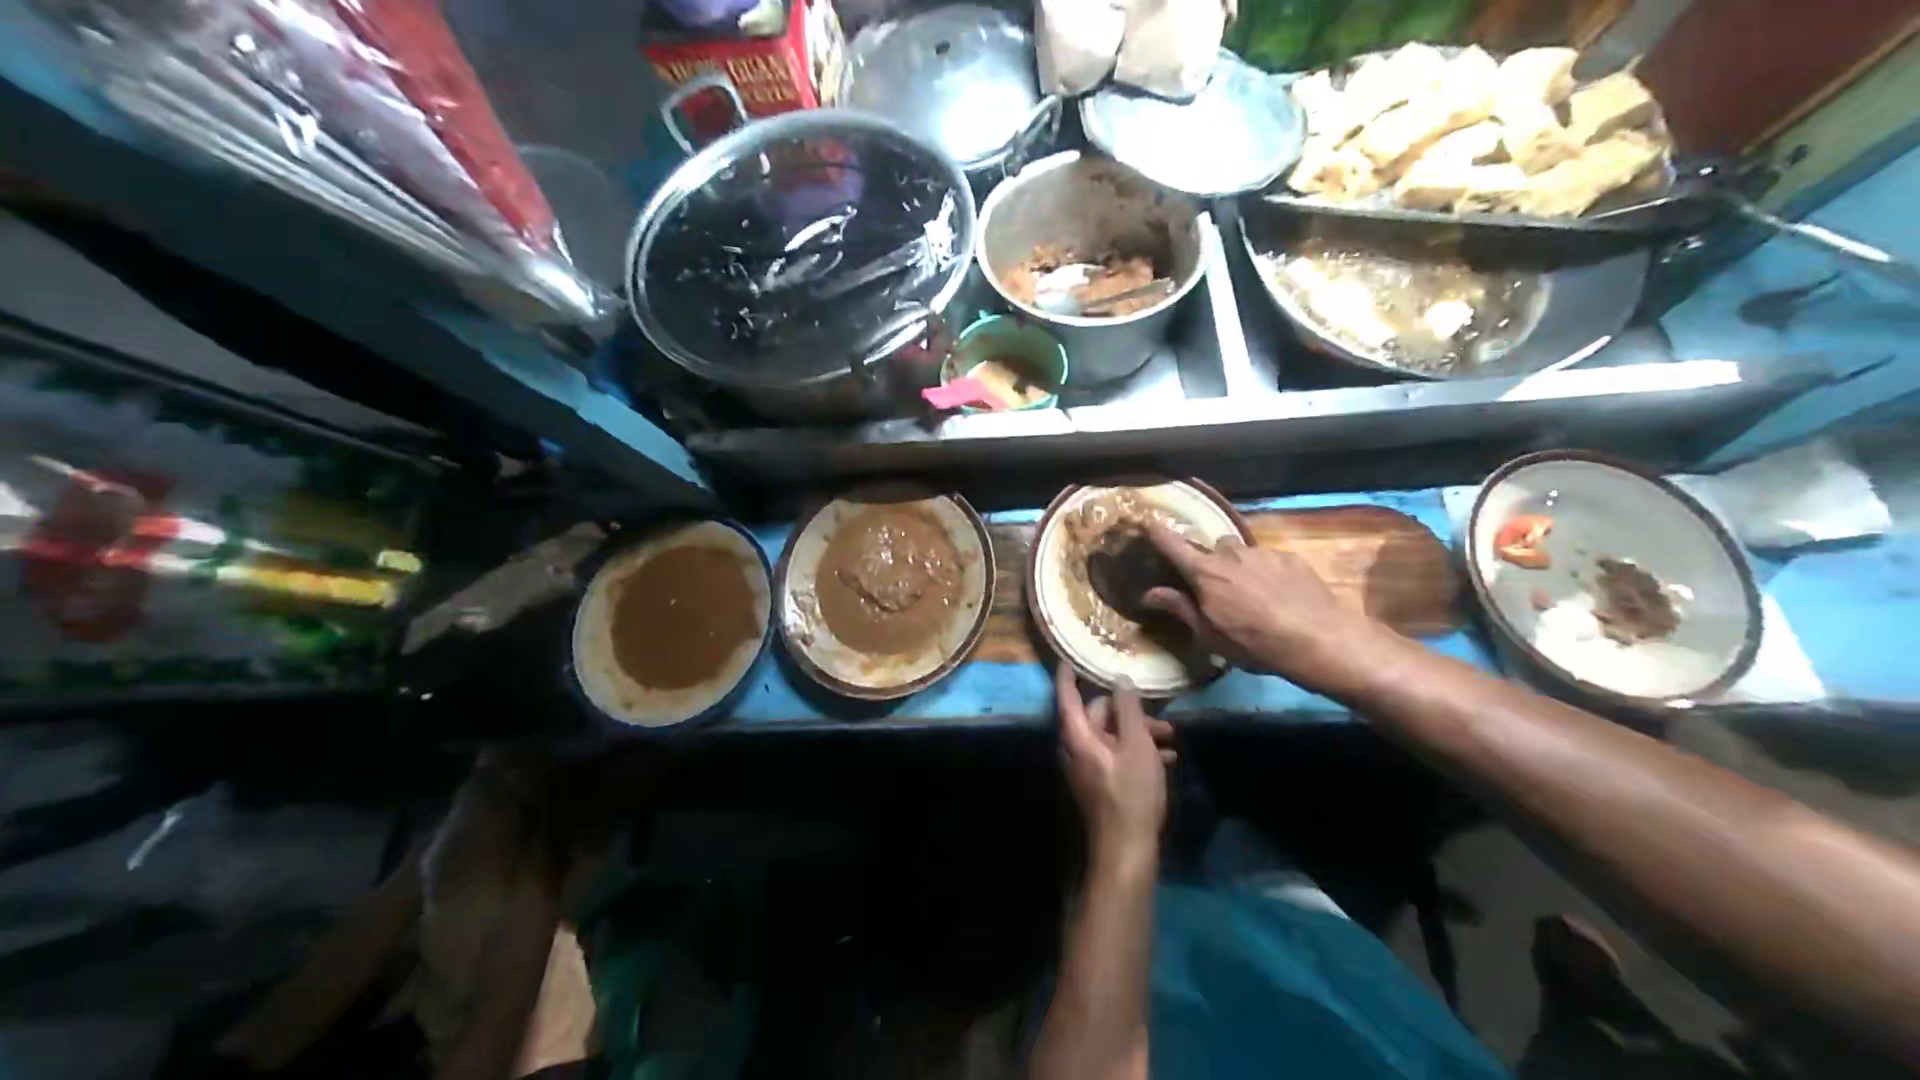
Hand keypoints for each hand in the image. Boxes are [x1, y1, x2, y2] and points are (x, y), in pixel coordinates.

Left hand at [1056, 662, 1174, 868]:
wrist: (1126, 850)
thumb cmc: (1131, 794)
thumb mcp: (1137, 746)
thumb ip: (1128, 711)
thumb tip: (1119, 681)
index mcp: (1077, 737)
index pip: (1067, 697)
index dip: (1067, 676)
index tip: (1068, 658)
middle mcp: (1075, 749)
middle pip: (1096, 717)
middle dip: (1128, 713)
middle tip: (1163, 722)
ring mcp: (1086, 768)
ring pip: (1110, 737)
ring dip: (1138, 734)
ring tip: (1171, 742)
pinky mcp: (1099, 784)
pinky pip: (1114, 756)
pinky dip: (1135, 752)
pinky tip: (1165, 760)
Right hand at [1141, 522, 1375, 684]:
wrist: (1319, 639)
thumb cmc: (1255, 643)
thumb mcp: (1211, 635)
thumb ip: (1181, 608)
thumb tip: (1150, 593)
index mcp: (1205, 574)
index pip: (1173, 545)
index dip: (1157, 533)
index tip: (1147, 522)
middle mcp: (1231, 555)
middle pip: (1213, 548)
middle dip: (1211, 562)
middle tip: (1219, 588)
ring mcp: (1262, 553)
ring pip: (1242, 553)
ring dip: (1240, 567)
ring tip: (1254, 594)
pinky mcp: (1290, 558)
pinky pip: (1269, 559)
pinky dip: (1267, 572)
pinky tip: (1279, 595)